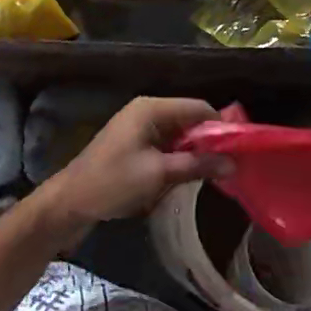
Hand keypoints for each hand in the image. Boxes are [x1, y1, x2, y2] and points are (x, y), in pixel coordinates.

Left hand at [36, 97, 231, 228]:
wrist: (70, 202)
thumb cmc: (113, 183)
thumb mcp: (159, 174)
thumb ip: (197, 165)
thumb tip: (233, 163)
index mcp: (151, 109)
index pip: (198, 107)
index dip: (221, 127)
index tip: (240, 151)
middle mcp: (146, 111)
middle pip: (190, 120)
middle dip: (209, 142)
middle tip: (230, 167)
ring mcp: (139, 128)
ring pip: (179, 135)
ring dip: (194, 153)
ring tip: (214, 175)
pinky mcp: (134, 146)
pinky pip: (166, 146)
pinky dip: (179, 159)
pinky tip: (189, 177)